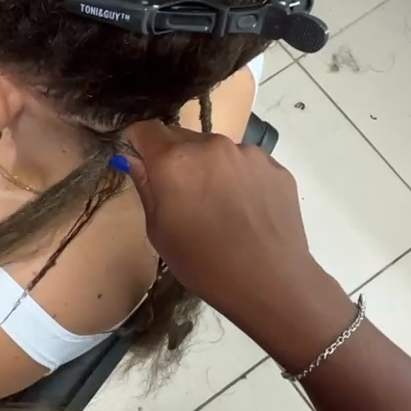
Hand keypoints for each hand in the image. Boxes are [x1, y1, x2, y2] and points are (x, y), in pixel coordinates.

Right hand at [122, 121, 351, 370]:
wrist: (271, 281)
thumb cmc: (203, 263)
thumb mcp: (159, 232)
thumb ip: (146, 187)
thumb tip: (135, 160)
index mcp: (174, 160)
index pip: (146, 129)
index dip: (138, 142)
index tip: (140, 160)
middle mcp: (211, 145)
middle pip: (183, 139)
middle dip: (176, 159)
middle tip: (182, 195)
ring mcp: (248, 153)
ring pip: (217, 151)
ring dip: (211, 168)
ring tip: (220, 207)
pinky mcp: (276, 166)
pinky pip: (246, 164)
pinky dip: (240, 178)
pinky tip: (246, 210)